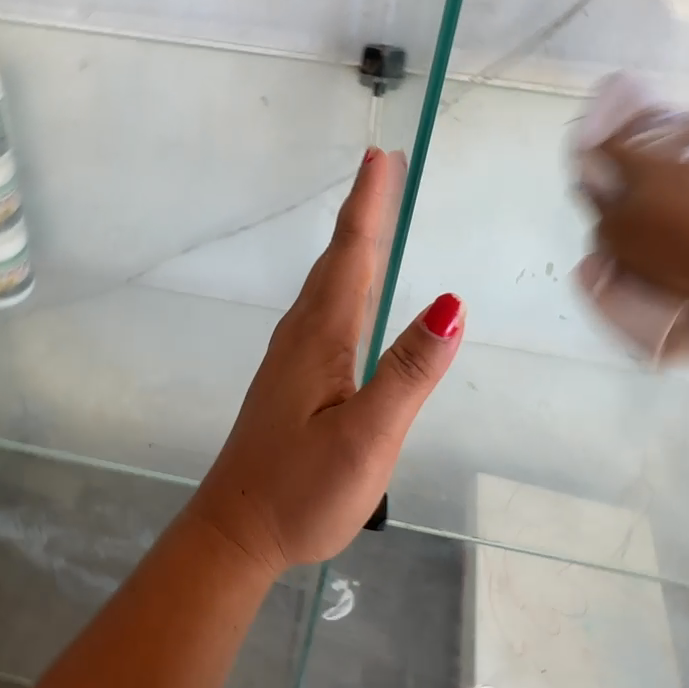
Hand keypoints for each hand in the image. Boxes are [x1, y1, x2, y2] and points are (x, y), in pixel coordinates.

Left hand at [184, 147, 464, 578]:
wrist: (237, 531)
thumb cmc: (301, 490)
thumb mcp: (368, 437)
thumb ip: (408, 370)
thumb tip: (451, 302)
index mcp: (321, 335)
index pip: (352, 253)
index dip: (369, 203)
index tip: (381, 156)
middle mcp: (302, 332)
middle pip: (338, 257)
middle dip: (363, 209)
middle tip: (383, 166)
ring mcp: (293, 354)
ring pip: (328, 281)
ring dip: (353, 240)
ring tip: (373, 211)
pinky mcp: (292, 375)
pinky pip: (325, 306)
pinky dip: (344, 277)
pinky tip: (351, 288)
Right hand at [588, 133, 688, 308]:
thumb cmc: (671, 251)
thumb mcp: (617, 237)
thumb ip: (598, 207)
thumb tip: (588, 186)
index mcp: (644, 166)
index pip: (609, 146)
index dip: (593, 156)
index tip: (587, 175)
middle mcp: (675, 163)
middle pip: (639, 166)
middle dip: (625, 183)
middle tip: (616, 210)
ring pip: (666, 183)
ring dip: (653, 199)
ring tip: (648, 228)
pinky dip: (677, 211)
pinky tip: (677, 235)